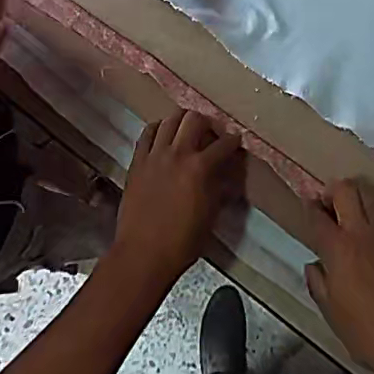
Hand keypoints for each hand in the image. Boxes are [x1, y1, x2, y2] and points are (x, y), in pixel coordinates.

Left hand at [112, 110, 243, 282]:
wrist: (143, 254)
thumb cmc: (183, 239)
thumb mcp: (211, 212)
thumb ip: (219, 186)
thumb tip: (225, 172)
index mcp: (200, 167)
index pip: (224, 144)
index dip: (234, 141)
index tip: (236, 141)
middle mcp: (178, 154)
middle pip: (194, 119)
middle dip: (207, 123)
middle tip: (210, 134)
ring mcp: (154, 156)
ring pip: (169, 120)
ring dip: (182, 121)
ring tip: (186, 131)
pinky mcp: (137, 163)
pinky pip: (147, 134)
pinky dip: (158, 129)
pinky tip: (163, 136)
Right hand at [304, 178, 373, 373]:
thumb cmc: (365, 332)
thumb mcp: (331, 313)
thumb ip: (318, 282)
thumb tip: (314, 264)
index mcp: (339, 249)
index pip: (319, 217)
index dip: (309, 207)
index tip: (306, 205)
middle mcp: (363, 232)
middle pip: (347, 190)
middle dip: (332, 190)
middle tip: (326, 204)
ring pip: (369, 194)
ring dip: (356, 196)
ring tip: (349, 213)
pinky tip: (370, 229)